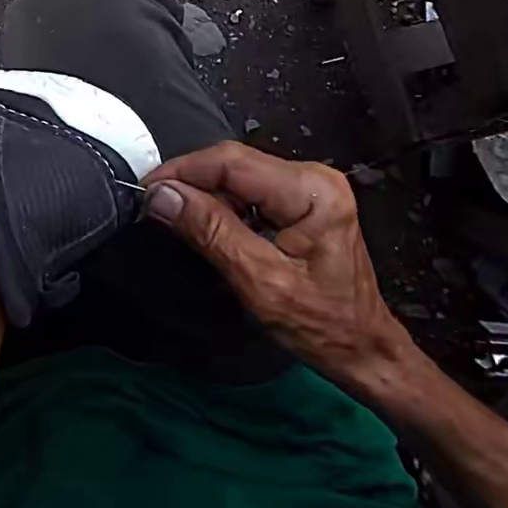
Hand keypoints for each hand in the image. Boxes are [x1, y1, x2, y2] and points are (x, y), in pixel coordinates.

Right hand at [143, 142, 416, 383]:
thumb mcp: (259, 281)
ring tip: (176, 219)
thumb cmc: (321, 324)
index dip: (182, 172)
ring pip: (237, 175)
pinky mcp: (301, 200)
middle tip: (154, 206)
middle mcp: (313, 178)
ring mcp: (309, 187)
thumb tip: (164, 197)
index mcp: (311, 191)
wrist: (361, 346)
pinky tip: (207, 226)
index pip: (231, 162)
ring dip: (203, 194)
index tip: (146, 191)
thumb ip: (211, 231)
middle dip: (189, 182)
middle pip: (233, 162)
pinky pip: (249, 189)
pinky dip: (221, 204)